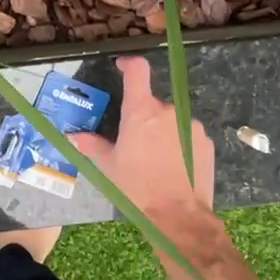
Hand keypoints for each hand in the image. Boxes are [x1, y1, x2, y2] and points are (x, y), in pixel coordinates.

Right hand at [70, 56, 215, 229]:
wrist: (178, 215)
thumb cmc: (136, 186)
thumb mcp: (108, 166)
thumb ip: (92, 145)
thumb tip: (74, 136)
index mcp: (141, 111)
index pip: (138, 71)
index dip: (129, 64)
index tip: (122, 67)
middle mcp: (168, 111)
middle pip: (152, 103)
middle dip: (143, 117)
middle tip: (134, 142)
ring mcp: (191, 125)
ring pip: (171, 120)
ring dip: (162, 131)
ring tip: (155, 159)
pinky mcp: (206, 142)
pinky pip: (187, 134)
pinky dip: (178, 143)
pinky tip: (173, 166)